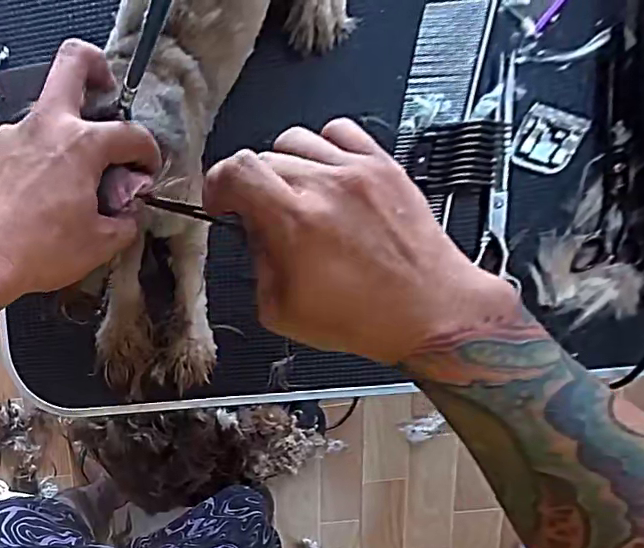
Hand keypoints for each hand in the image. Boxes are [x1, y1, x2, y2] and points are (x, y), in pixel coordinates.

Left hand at [0, 40, 159, 305]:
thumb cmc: (36, 249)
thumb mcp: (100, 244)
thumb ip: (125, 222)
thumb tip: (130, 213)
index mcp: (81, 145)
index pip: (129, 133)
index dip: (148, 151)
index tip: (148, 166)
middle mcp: (48, 126)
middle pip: (75, 63)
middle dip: (98, 69)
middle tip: (108, 93)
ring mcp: (18, 133)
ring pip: (50, 108)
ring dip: (71, 127)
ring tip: (80, 170)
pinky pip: (29, 140)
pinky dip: (46, 154)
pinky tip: (51, 187)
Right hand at [203, 119, 521, 365]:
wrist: (427, 311)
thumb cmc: (363, 319)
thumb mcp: (284, 313)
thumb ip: (258, 269)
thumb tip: (254, 239)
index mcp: (294, 223)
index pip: (237, 171)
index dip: (217, 184)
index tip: (220, 201)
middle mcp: (325, 185)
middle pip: (265, 157)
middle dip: (253, 188)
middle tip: (263, 218)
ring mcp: (357, 170)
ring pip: (298, 139)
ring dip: (286, 167)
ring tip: (297, 198)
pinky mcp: (383, 165)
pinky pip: (340, 132)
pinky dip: (323, 149)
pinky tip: (327, 178)